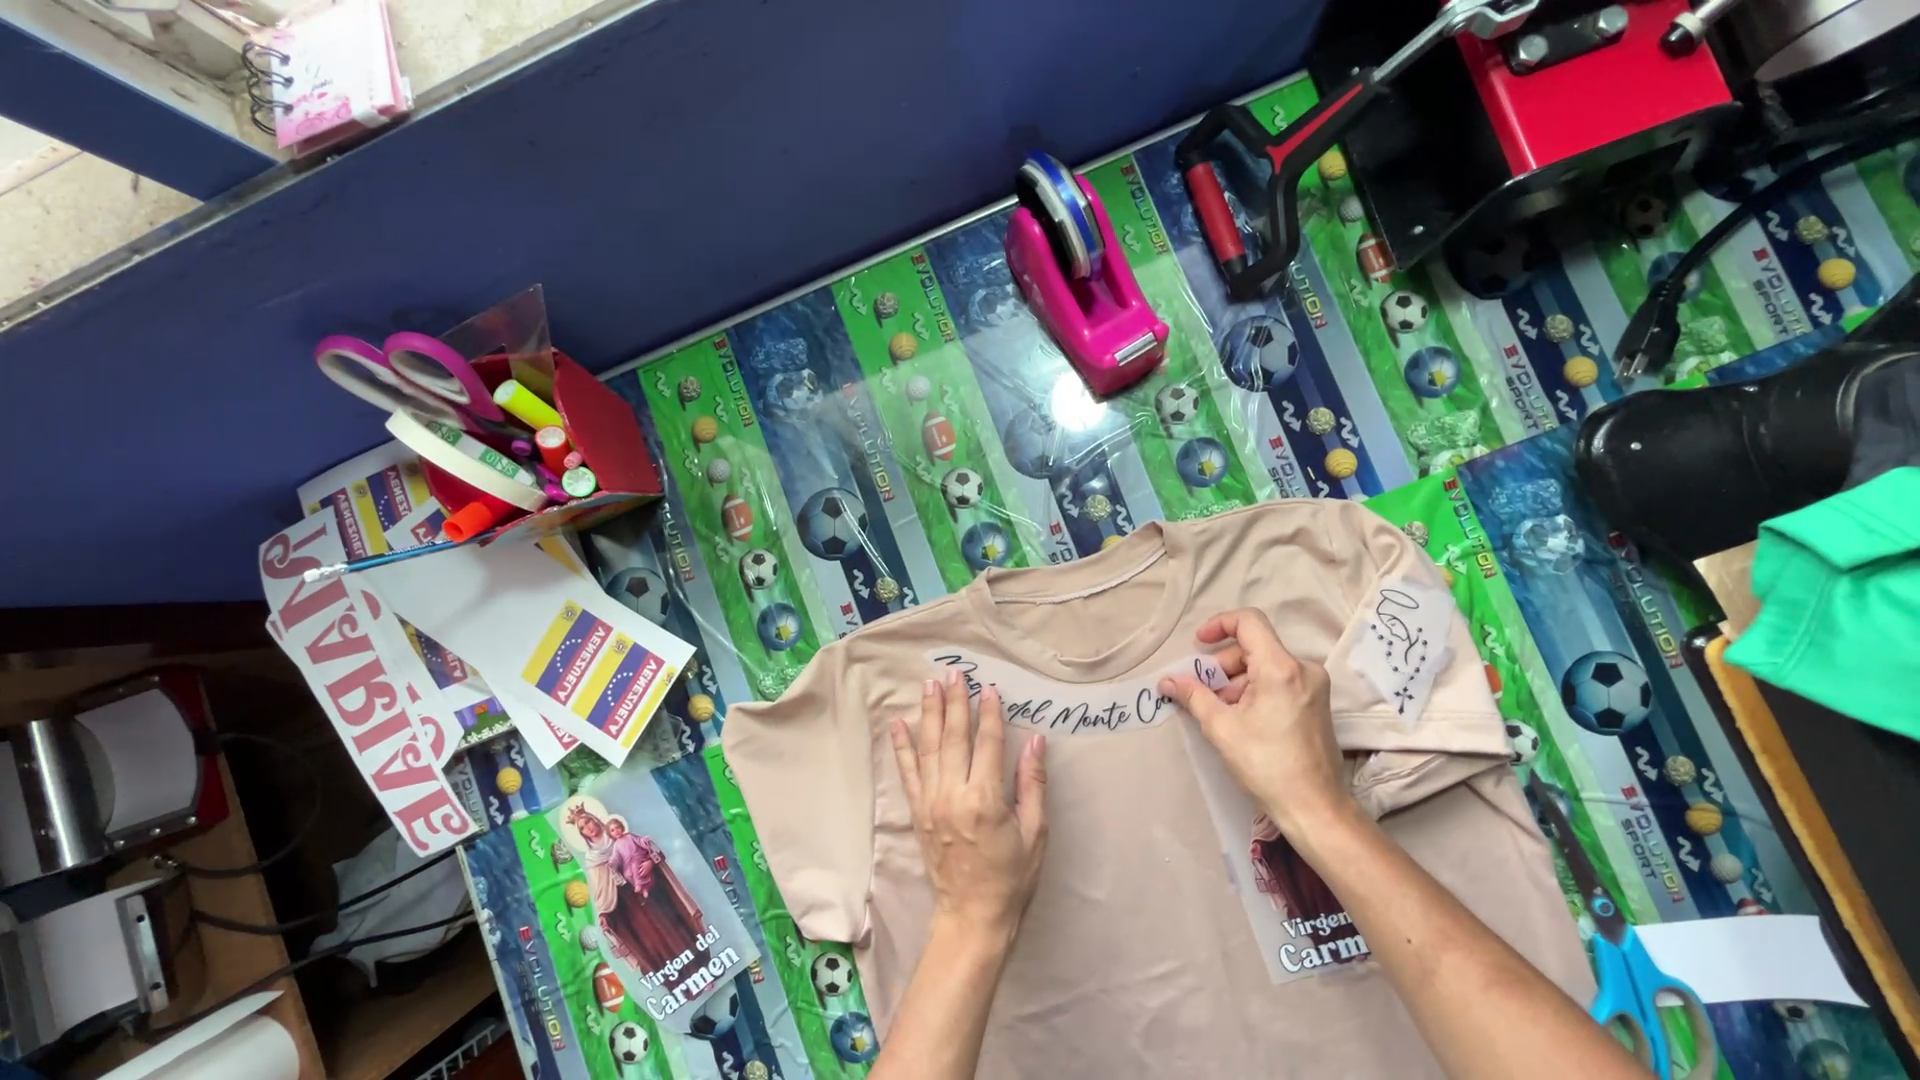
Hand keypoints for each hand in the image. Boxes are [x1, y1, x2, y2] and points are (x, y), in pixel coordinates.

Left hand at [890, 670, 1047, 941]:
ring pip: (929, 748)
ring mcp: (932, 803)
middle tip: (954, 674)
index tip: (989, 688)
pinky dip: (903, 746)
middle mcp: (954, 795)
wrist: (973, 916)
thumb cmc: (1012, 877)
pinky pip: (908, 772)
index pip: (988, 744)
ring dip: (930, 713)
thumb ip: (1033, 785)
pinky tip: (899, 723)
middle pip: (954, 738)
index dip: (990, 714)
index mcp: (986, 800)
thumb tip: (1035, 741)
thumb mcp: (1035, 833)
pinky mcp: (918, 812)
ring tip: (929, 685)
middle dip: (955, 702)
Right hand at [1157, 609, 1352, 839]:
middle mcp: (1303, 668)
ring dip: (1237, 680)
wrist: (1314, 806)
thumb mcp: (1221, 728)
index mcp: (1281, 668)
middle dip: (1222, 664)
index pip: (1249, 621)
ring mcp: (1314, 685)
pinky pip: (1279, 681)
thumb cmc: (1266, 765)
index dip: (1219, 624)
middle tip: (1202, 691)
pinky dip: (1254, 690)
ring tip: (1218, 710)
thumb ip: (1194, 696)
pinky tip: (1239, 717)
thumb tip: (1168, 681)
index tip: (1198, 644)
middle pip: (1254, 646)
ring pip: (1265, 665)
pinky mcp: (1316, 702)